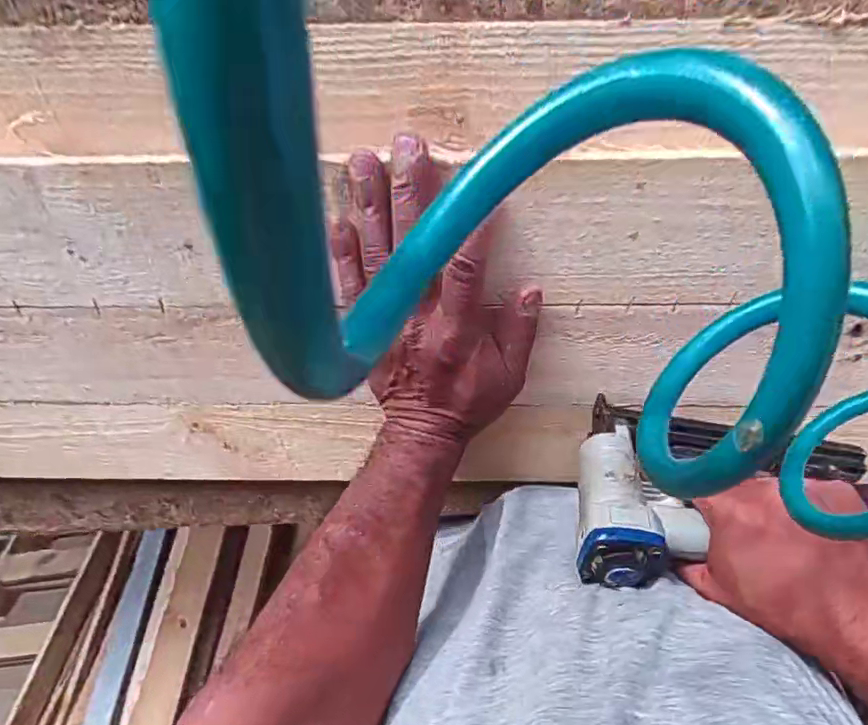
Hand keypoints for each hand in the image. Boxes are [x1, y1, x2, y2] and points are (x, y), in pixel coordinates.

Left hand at [330, 133, 541, 449]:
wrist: (421, 432)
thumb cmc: (467, 404)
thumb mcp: (509, 377)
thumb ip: (520, 332)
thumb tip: (530, 290)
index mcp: (457, 331)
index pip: (465, 270)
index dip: (471, 228)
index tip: (477, 188)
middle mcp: (418, 320)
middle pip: (413, 249)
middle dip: (410, 195)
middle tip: (406, 147)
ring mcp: (387, 322)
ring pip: (377, 258)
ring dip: (369, 208)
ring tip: (363, 162)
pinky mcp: (365, 330)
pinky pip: (350, 287)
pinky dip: (342, 253)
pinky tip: (337, 217)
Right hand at [679, 478, 867, 669]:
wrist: (860, 616)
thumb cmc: (797, 608)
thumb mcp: (722, 592)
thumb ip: (692, 565)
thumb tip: (683, 557)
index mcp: (734, 510)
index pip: (696, 485)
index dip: (690, 501)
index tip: (692, 513)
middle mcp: (771, 491)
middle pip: (736, 487)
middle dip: (732, 510)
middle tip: (738, 540)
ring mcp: (807, 488)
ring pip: (772, 491)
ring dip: (769, 511)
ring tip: (781, 546)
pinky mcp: (838, 493)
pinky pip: (804, 495)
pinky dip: (801, 512)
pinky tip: (807, 541)